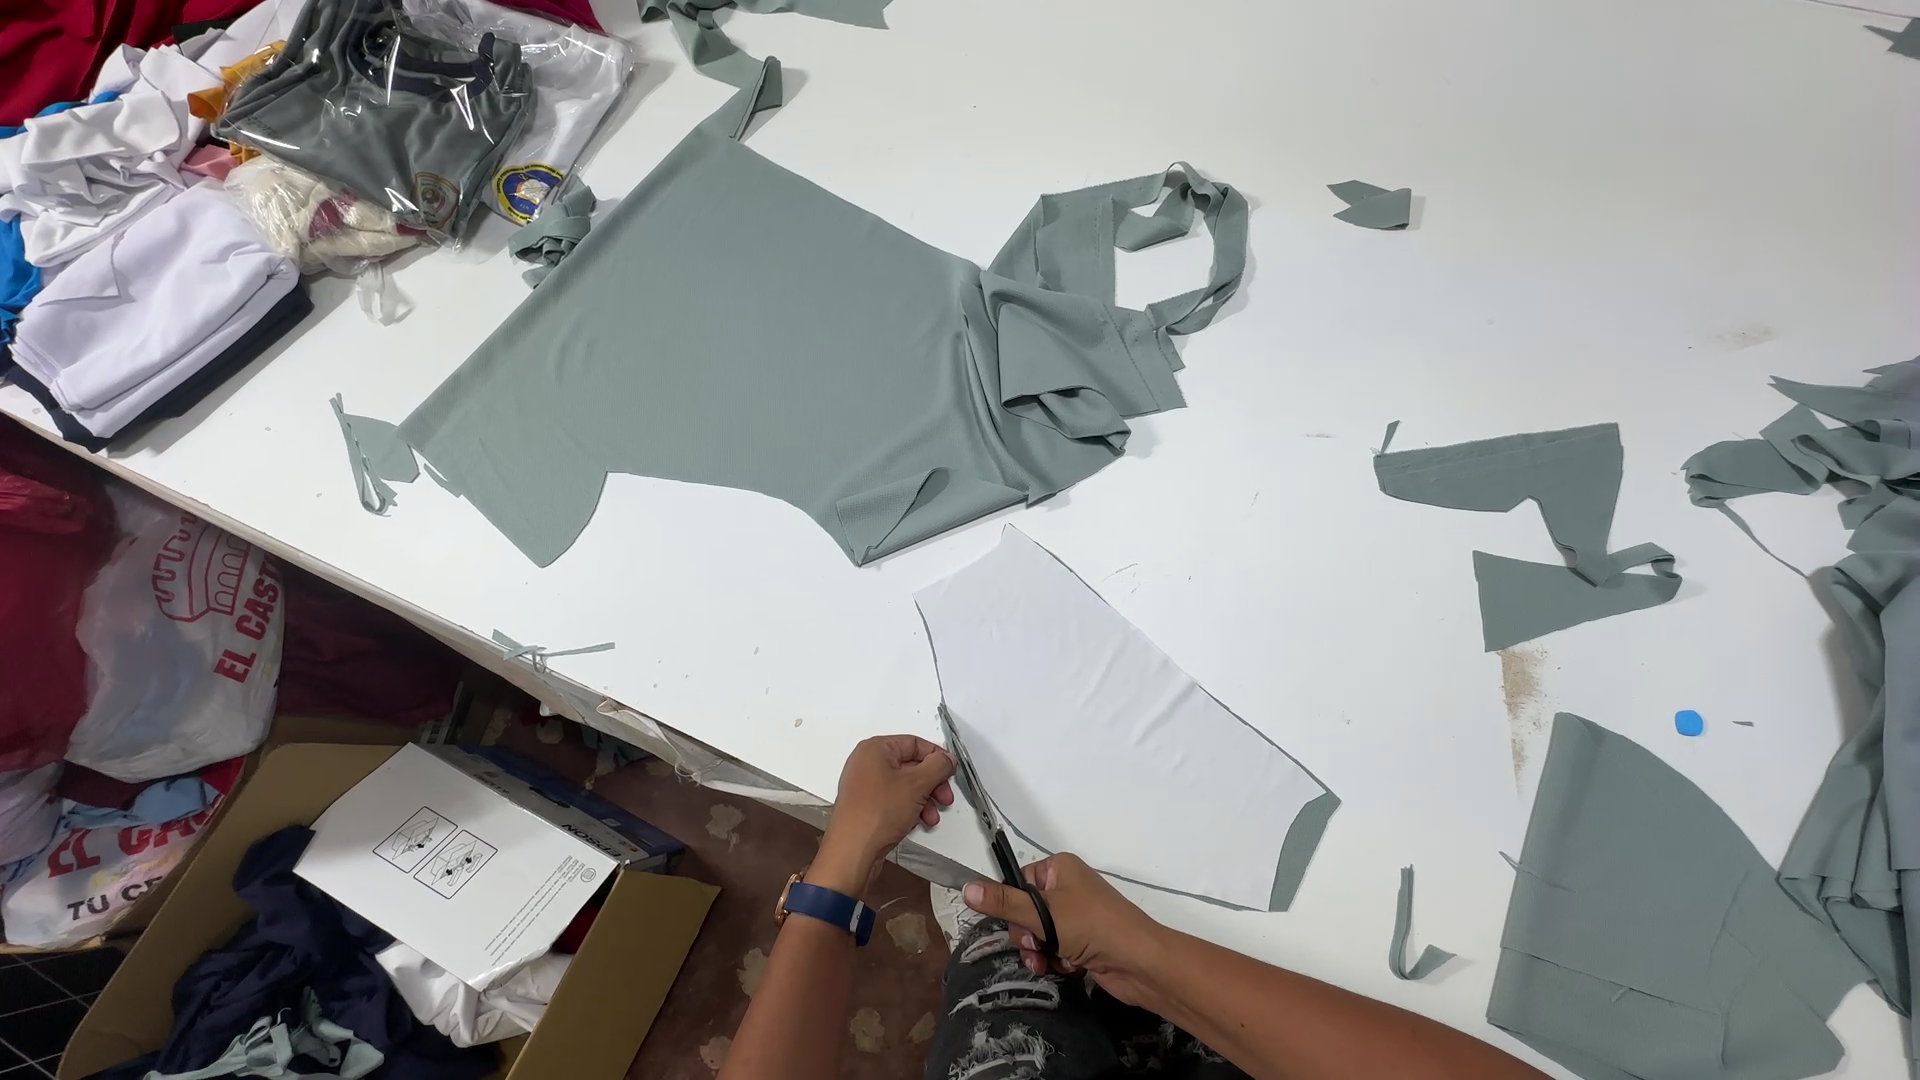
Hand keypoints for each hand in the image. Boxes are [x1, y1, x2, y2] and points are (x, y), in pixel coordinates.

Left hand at [809, 735, 954, 897]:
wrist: (852, 852)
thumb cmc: (881, 811)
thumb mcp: (917, 784)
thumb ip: (938, 766)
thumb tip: (948, 758)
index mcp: (875, 748)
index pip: (914, 743)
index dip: (936, 756)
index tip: (952, 773)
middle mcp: (868, 763)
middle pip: (911, 765)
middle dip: (932, 783)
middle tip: (946, 799)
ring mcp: (865, 786)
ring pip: (905, 785)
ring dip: (925, 799)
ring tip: (932, 817)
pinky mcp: (866, 807)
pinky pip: (894, 800)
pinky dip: (910, 808)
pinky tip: (919, 822)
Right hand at [962, 853, 1163, 1006]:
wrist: (1139, 963)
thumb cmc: (1092, 926)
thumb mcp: (1043, 913)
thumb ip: (1003, 903)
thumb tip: (965, 887)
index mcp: (1059, 868)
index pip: (1019, 882)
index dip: (1012, 906)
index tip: (1016, 924)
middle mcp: (1067, 887)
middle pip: (1026, 911)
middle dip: (1027, 934)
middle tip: (1036, 945)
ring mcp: (1077, 916)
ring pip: (1039, 934)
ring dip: (1040, 951)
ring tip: (1049, 961)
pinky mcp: (1084, 941)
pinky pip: (1055, 948)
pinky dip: (1056, 960)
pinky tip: (1068, 967)